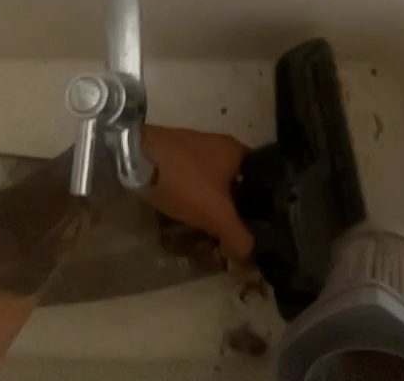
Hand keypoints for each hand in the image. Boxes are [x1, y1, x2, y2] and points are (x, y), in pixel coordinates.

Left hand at [141, 125, 256, 260]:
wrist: (136, 157)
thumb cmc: (184, 179)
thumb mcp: (216, 213)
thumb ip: (238, 236)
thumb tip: (252, 256)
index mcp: (238, 151)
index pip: (265, 180)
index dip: (266, 206)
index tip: (265, 231)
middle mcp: (221, 147)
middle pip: (238, 185)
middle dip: (238, 212)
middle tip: (239, 240)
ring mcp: (197, 151)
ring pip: (216, 187)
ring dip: (216, 208)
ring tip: (216, 236)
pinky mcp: (177, 159)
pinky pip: (196, 185)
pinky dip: (197, 202)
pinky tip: (193, 220)